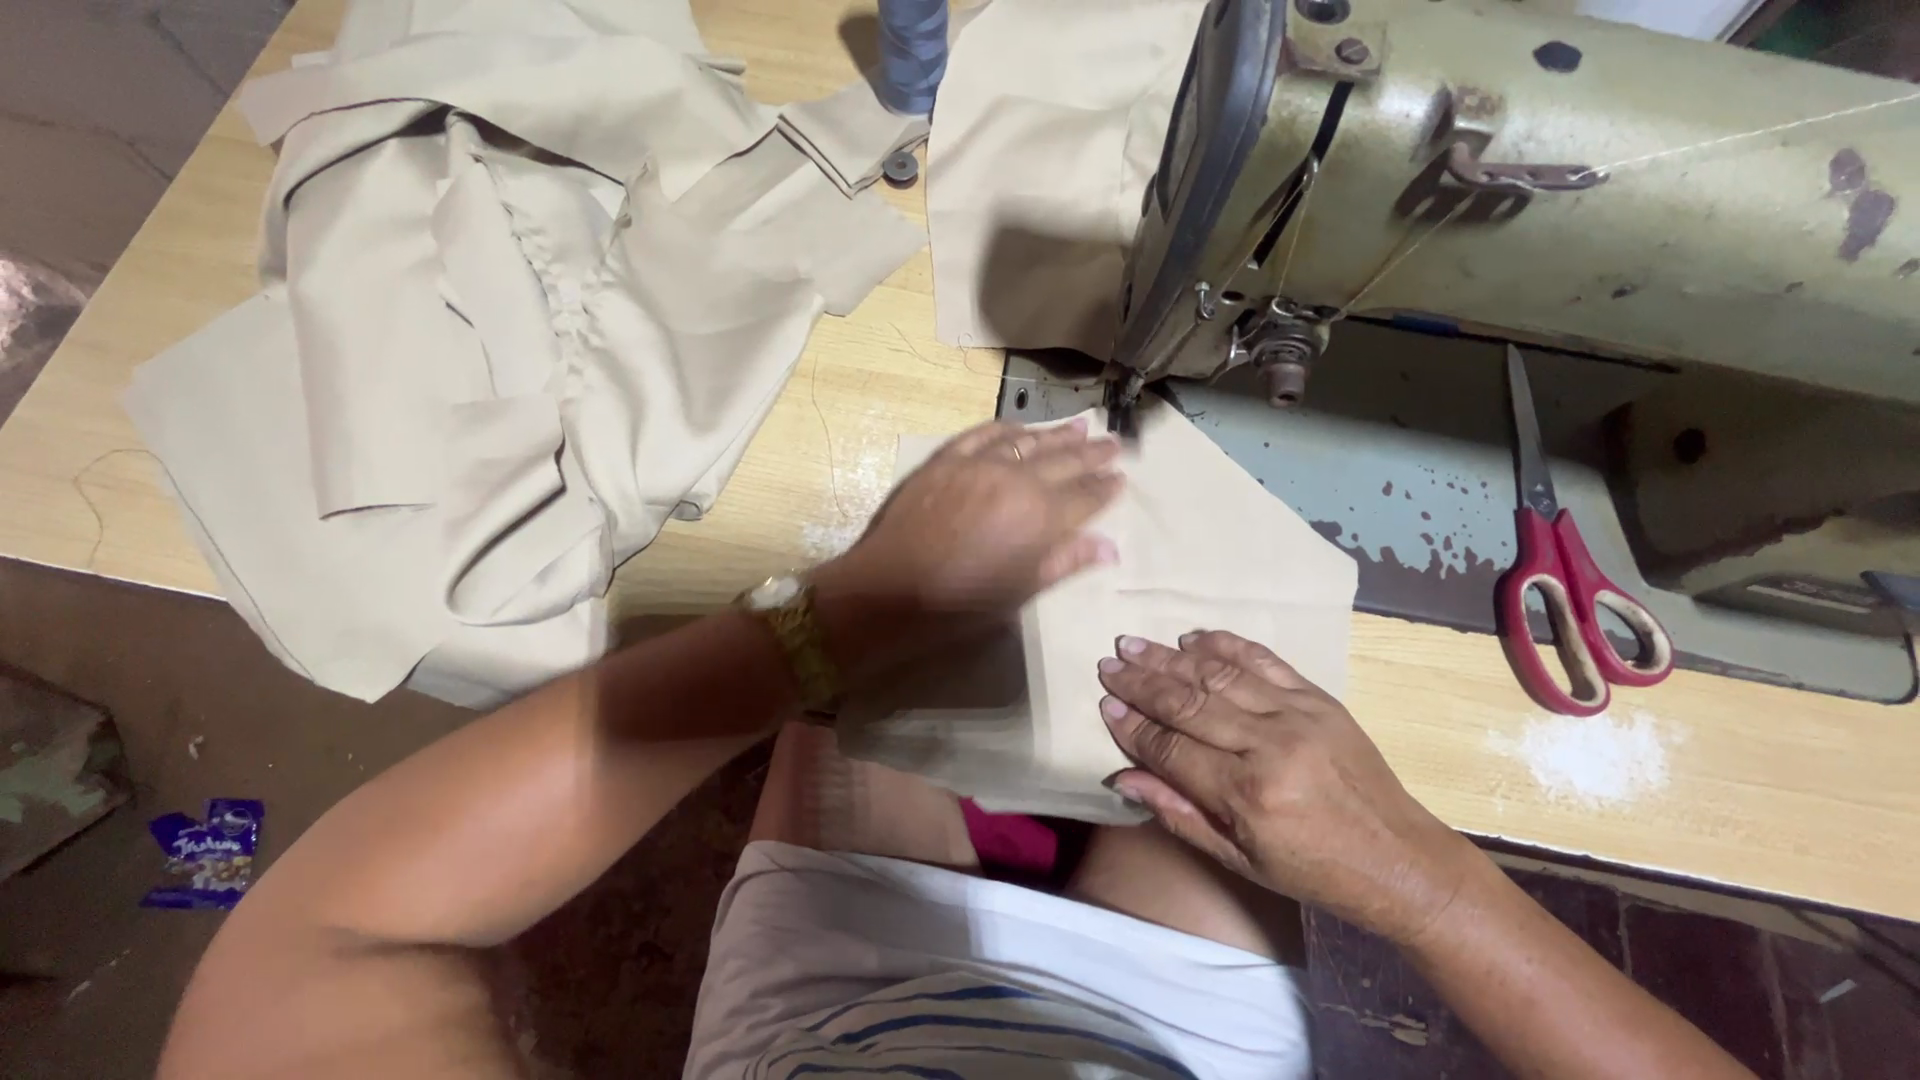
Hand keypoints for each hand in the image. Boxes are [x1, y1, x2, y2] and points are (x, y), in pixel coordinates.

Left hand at [811, 417, 1122, 676]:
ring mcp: (977, 464)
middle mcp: (1015, 479)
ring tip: (1080, 427)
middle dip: (1092, 453)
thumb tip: (1109, 546)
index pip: (1086, 496)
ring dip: (1056, 434)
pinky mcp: (945, 460)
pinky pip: (982, 434)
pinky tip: (1020, 427)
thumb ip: (1065, 561)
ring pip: (1027, 440)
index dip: (1106, 488)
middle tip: (1113, 443)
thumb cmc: (960, 605)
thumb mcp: (1020, 592)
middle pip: (1063, 460)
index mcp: (1040, 517)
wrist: (888, 592)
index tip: (1122, 478)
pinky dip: (1006, 429)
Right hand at [1097, 631, 1482, 946]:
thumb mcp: (1238, 858)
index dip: (1134, 728)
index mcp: (1247, 795)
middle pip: (1189, 704)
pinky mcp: (1319, 699)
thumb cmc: (1312, 870)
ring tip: (1133, 644)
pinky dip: (1225, 645)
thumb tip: (1121, 777)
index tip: (1105, 705)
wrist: (1399, 858)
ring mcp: (1298, 715)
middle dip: (1141, 683)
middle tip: (1108, 664)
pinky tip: (1193, 637)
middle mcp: (1270, 746)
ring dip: (1170, 658)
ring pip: (1219, 676)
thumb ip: (1177, 813)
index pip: (1172, 749)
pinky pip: (1263, 661)